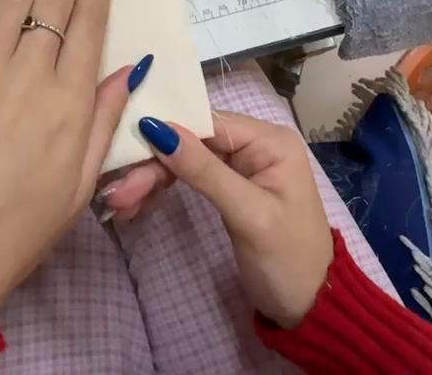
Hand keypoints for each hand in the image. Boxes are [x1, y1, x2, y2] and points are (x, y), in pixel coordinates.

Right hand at [133, 111, 333, 327]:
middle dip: (154, 163)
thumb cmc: (288, 260)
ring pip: (186, 157)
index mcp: (269, 139)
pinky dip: (165, 187)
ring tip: (120, 202)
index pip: (207, 122)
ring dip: (152, 177)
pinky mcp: (230, 185)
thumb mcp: (248, 215)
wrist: (314, 309)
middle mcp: (255, 143)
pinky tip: (139, 201)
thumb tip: (158, 128)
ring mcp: (242, 164)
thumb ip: (204, 171)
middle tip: (118, 192)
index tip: (125, 149)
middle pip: (193, 140)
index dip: (166, 132)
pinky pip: (191, 175)